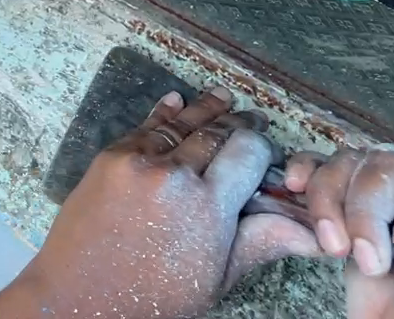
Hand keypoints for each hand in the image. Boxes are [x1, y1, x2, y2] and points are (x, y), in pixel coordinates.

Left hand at [0, 88, 285, 318]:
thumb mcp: (215, 278)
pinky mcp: (112, 154)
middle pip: (215, 133)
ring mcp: (139, 160)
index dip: (259, 147)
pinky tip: (178, 100)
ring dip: (204, 109)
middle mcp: (175, 175)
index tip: (265, 148)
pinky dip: (165, 112)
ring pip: (181, 124)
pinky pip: (146, 126)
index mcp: (208, 209)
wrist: (81, 295)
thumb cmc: (154, 297)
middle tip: (252, 117)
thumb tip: (312, 231)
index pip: (246, 154)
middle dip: (236, 124)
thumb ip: (260, 242)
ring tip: (223, 96)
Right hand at [273, 137, 393, 318]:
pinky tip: (297, 191)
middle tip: (368, 261)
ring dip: (332, 199)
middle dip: (368, 207)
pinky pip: (320, 167)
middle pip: (391, 160)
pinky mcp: (348, 208)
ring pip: (351, 161)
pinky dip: (305, 173)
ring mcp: (389, 200)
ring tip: (334, 249)